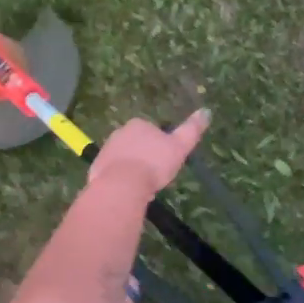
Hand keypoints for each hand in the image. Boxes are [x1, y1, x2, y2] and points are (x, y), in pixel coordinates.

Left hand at [87, 110, 209, 197]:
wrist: (121, 185)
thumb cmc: (153, 164)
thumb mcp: (179, 147)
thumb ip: (192, 129)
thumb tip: (206, 111)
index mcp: (138, 125)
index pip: (151, 131)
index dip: (160, 147)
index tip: (165, 162)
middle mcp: (118, 133)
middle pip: (136, 144)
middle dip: (144, 157)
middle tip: (155, 176)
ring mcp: (105, 150)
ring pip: (124, 158)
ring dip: (133, 169)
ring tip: (144, 187)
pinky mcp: (96, 168)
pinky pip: (112, 173)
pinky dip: (120, 180)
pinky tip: (128, 192)